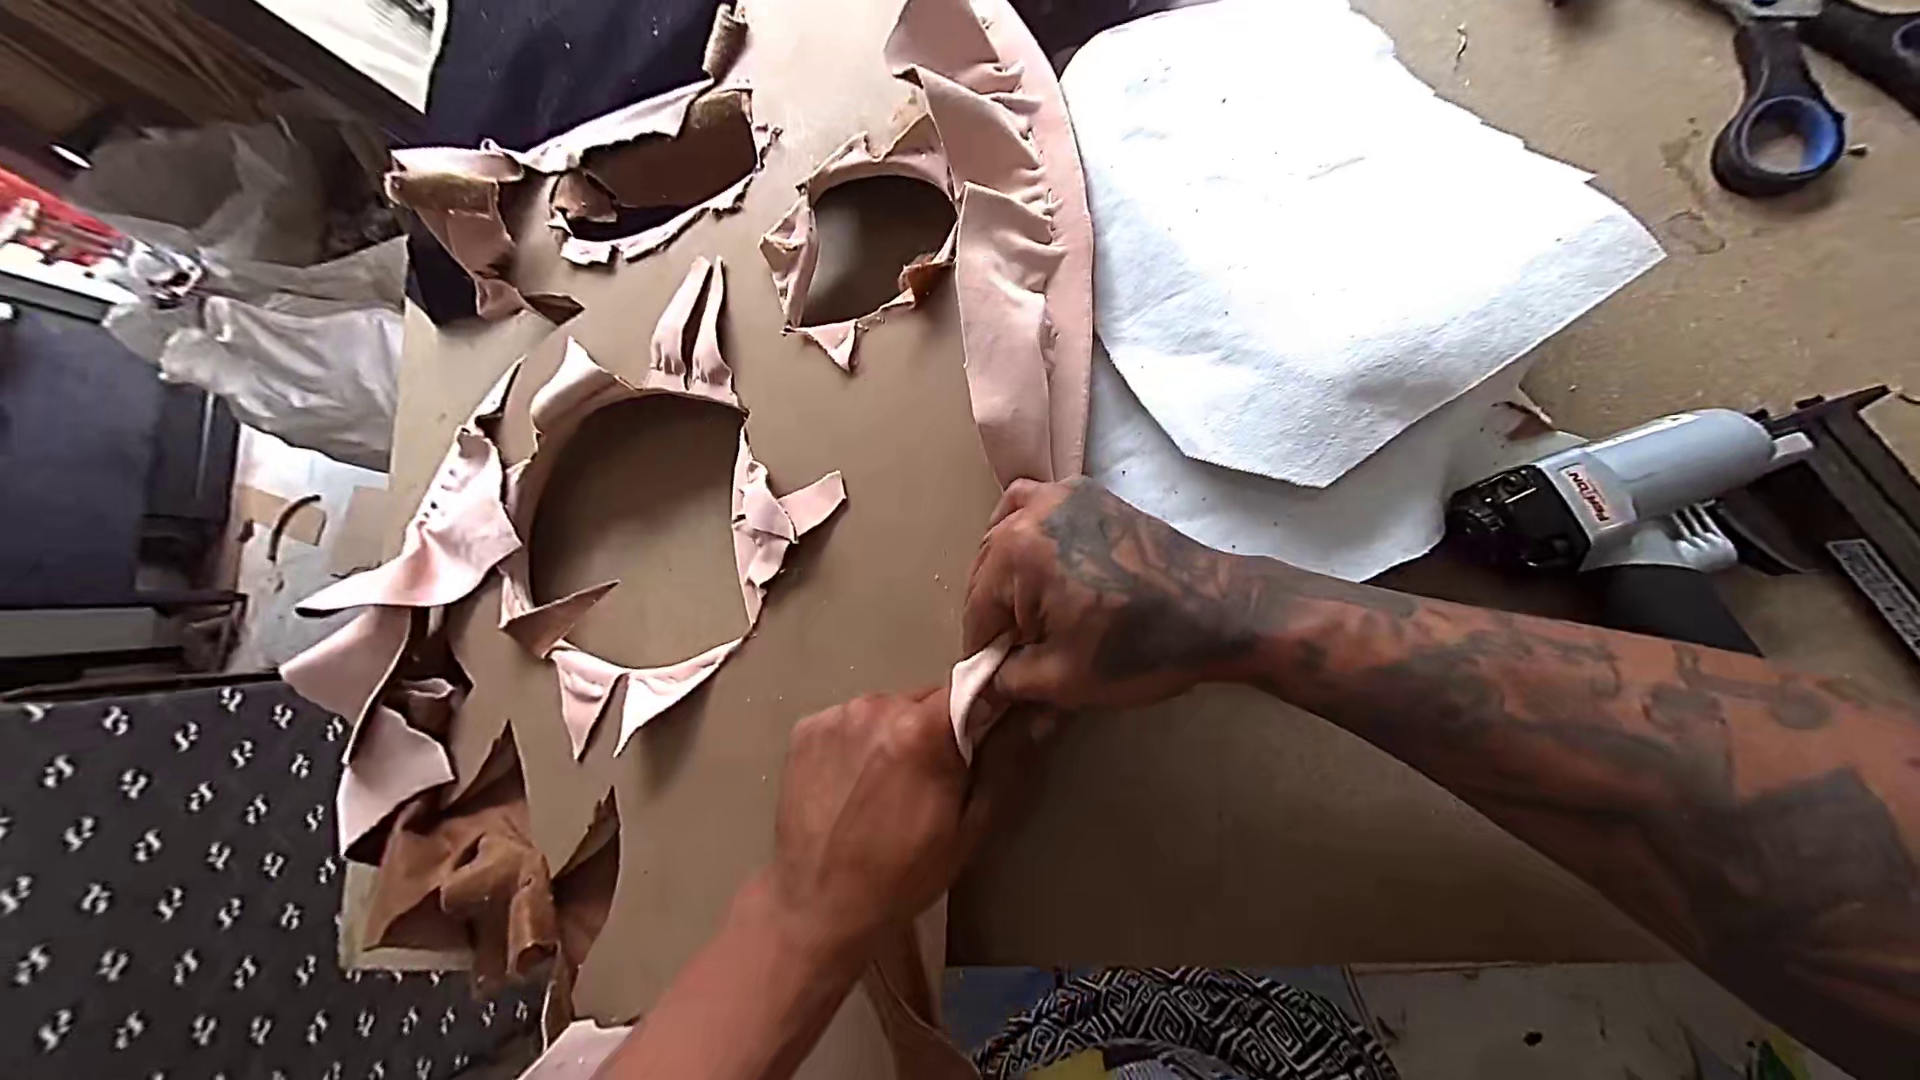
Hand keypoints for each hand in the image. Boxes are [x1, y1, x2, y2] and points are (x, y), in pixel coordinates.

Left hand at [764, 688, 985, 960]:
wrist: (819, 908)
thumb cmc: (903, 875)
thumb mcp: (971, 826)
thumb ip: (1005, 761)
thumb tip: (1036, 713)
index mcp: (920, 730)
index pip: (966, 686)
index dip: (978, 706)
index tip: (979, 732)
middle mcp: (875, 708)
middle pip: (925, 698)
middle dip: (935, 727)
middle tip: (930, 776)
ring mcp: (835, 716)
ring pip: (887, 708)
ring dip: (896, 732)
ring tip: (887, 784)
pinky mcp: (806, 729)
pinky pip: (850, 720)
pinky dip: (858, 740)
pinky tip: (853, 782)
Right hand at [962, 478, 1265, 709]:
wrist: (1219, 609)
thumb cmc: (1140, 647)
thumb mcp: (1063, 680)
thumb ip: (1008, 683)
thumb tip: (983, 686)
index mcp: (1017, 551)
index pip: (976, 611)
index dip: (983, 651)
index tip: (997, 676)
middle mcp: (1031, 510)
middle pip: (986, 572)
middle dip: (996, 613)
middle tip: (1021, 649)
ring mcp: (1061, 493)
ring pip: (1004, 536)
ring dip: (1005, 574)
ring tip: (1030, 609)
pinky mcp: (1087, 493)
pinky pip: (1035, 505)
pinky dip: (1024, 531)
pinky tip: (1038, 559)